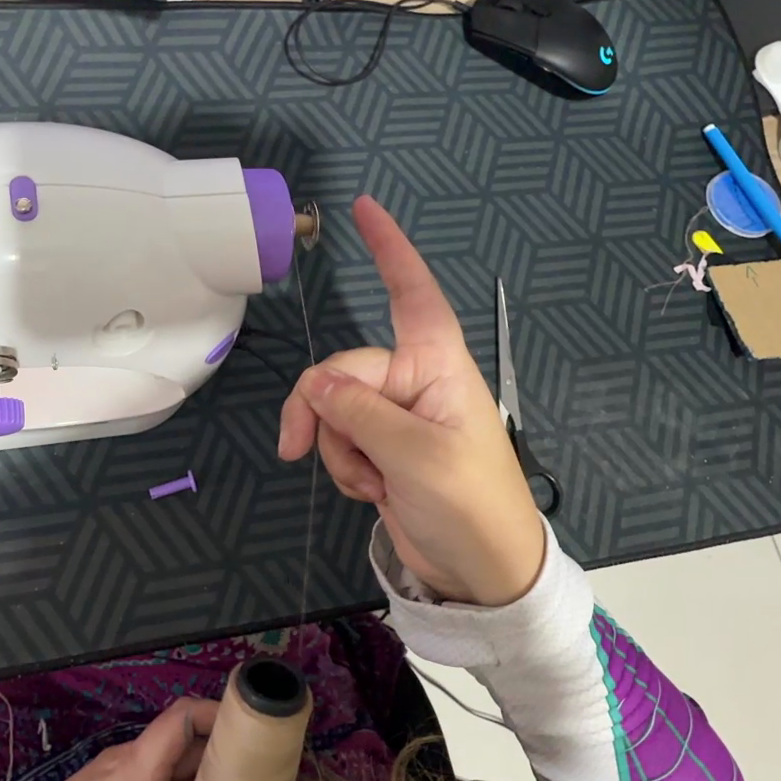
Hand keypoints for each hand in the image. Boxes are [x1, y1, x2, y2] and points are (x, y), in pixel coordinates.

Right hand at [276, 196, 544, 606]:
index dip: (390, 250)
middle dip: (321, 412)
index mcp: (436, 364)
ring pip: (332, 409)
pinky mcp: (378, 449)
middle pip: (341, 371)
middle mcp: (412, 380)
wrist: (481, 571)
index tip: (365, 209)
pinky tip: (373, 491)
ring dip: (337, 449)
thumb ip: (360, 413)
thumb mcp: (417, 456)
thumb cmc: (470, 504)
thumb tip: (313, 384)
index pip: (411, 292)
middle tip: (299, 448)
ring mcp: (393, 417)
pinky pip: (337, 440)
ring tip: (372, 483)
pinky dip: (343, 466)